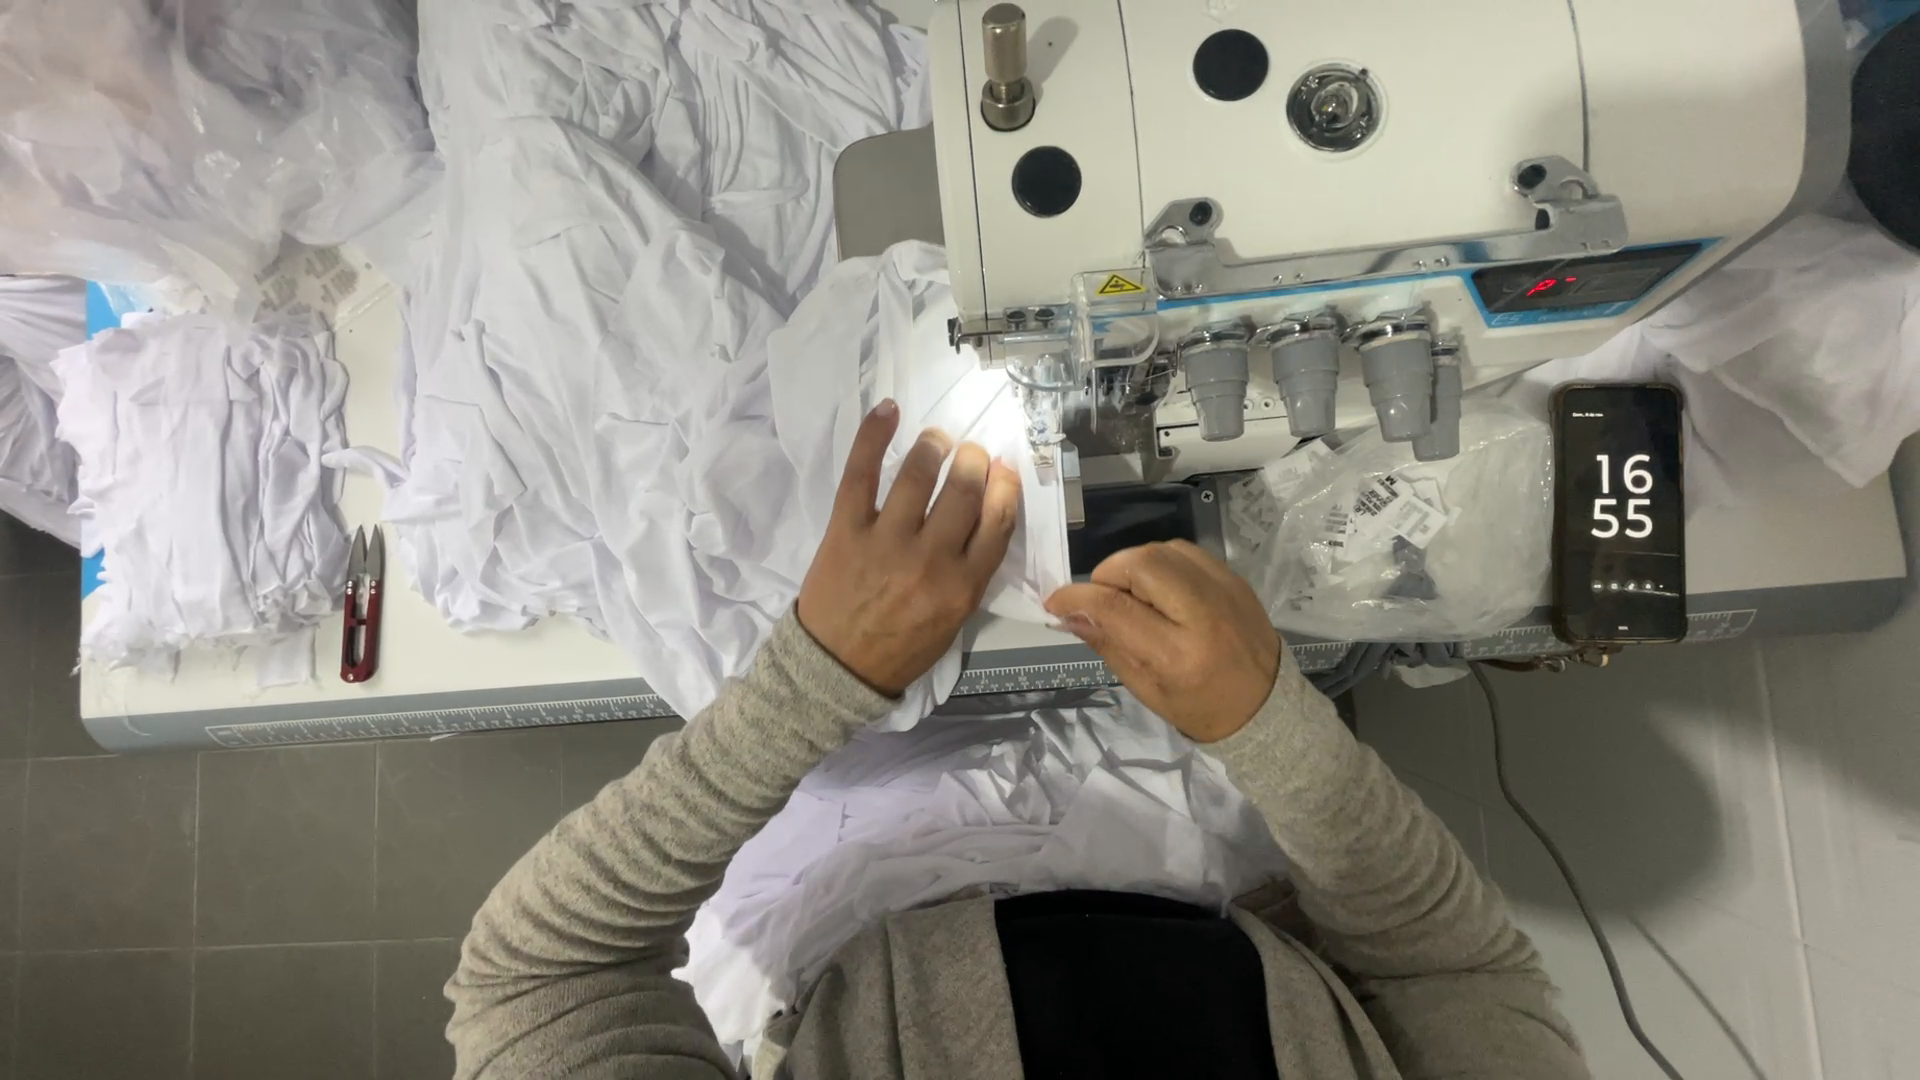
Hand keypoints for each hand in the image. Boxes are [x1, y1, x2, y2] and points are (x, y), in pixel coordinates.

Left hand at [797, 400, 1021, 696]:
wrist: (836, 669)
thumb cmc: (901, 648)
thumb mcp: (954, 621)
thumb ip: (972, 570)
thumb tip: (983, 514)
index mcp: (963, 586)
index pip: (999, 521)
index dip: (1005, 486)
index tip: (1001, 470)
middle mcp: (931, 559)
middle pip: (964, 490)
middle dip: (973, 460)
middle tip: (969, 453)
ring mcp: (887, 541)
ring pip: (919, 474)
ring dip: (934, 445)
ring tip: (937, 440)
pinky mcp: (847, 529)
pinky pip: (861, 473)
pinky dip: (874, 436)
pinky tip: (888, 410)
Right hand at [1045, 540, 1279, 742]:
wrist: (1267, 707)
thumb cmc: (1200, 707)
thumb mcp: (1146, 689)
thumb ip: (1107, 644)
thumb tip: (1068, 613)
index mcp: (1177, 655)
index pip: (1115, 608)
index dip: (1076, 598)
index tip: (1055, 602)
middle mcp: (1203, 615)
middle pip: (1140, 563)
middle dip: (1107, 574)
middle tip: (1102, 597)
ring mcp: (1224, 590)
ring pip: (1161, 550)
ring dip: (1133, 565)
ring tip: (1133, 594)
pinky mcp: (1234, 579)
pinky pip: (1185, 552)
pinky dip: (1160, 563)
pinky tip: (1159, 588)